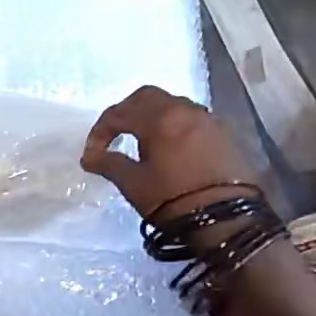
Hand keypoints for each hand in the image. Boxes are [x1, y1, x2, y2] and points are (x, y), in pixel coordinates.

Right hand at [80, 86, 256, 220]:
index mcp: (159, 119)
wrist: (225, 218)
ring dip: (149, 116)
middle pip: (146, 97)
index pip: (118, 113)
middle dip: (124, 112)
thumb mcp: (132, 183)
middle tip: (112, 135)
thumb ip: (108, 164)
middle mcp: (183, 109)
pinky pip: (188, 116)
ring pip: (170, 103)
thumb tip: (89, 157)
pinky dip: (170, 123)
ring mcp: (206, 118)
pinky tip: (165, 146)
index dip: (99, 132)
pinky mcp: (221, 132)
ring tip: (138, 140)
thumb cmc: (172, 199)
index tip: (91, 155)